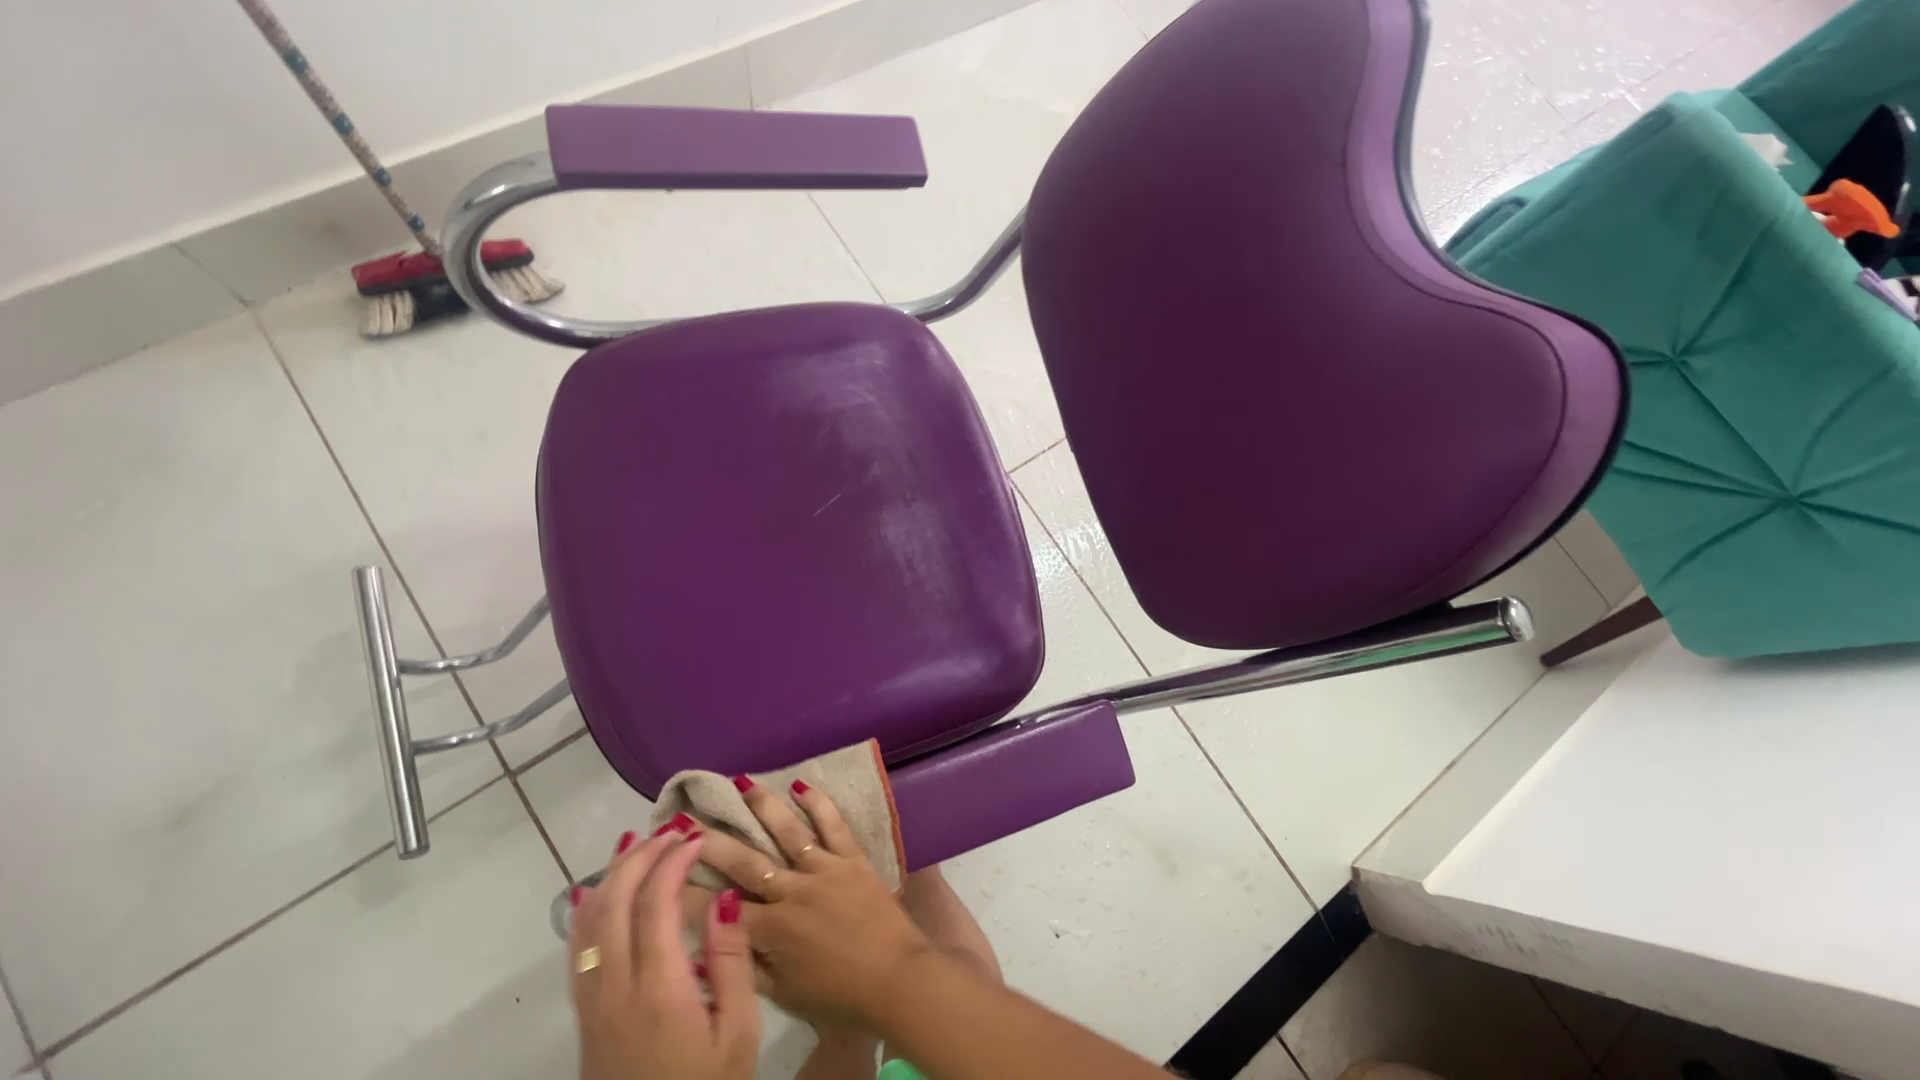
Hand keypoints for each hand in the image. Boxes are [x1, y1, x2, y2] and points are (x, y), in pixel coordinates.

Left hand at [570, 828, 759, 1079]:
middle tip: (670, 829)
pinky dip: (587, 909)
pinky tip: (597, 891)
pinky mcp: (584, 1014)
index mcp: (659, 988)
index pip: (656, 905)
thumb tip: (725, 899)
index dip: (673, 863)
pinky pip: (578, 948)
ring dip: (611, 874)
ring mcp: (592, 1001)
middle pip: (614, 903)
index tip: (696, 837)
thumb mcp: (739, 1033)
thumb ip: (732, 964)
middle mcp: (615, 987)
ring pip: (589, 921)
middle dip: (640, 857)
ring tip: (635, 843)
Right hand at [699, 779, 936, 1029]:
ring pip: (788, 832)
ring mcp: (825, 870)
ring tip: (741, 783)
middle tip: (685, 817)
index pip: (717, 907)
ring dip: (762, 807)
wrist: (897, 979)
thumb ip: (745, 966)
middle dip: (711, 840)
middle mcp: (793, 892)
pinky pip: (833, 826)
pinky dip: (818, 803)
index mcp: (772, 929)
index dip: (683, 889)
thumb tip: (708, 946)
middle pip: (745, 861)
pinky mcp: (853, 860)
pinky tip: (801, 784)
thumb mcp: (783, 993)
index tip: (661, 869)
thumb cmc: (839, 994)